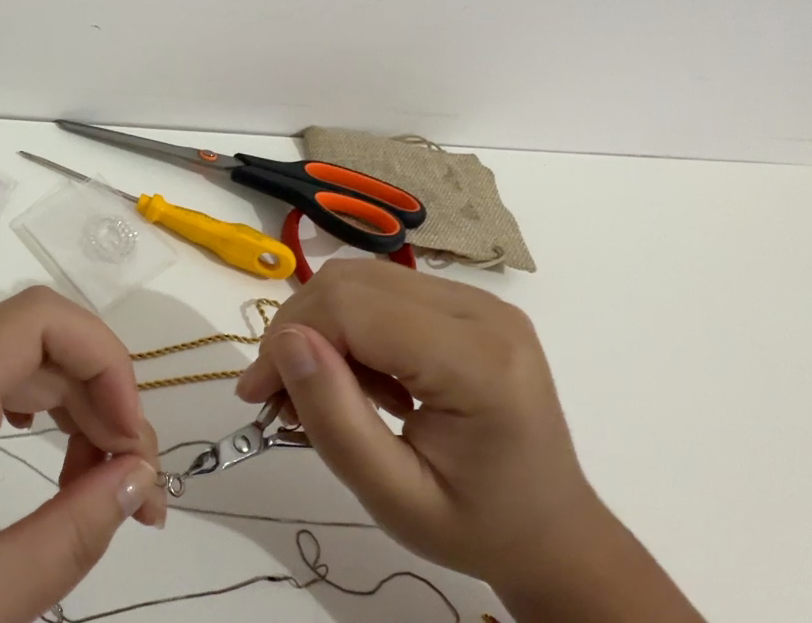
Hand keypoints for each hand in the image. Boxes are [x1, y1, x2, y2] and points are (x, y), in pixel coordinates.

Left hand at [0, 287, 167, 622]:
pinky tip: (68, 465)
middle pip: (38, 339)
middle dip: (102, 393)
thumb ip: (70, 536)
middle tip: (140, 482)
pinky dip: (48, 421)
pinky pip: (0, 394)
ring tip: (116, 484)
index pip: (38, 320)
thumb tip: (140, 475)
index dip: (105, 359)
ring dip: (81, 410)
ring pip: (24, 364)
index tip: (135, 443)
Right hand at [235, 258, 702, 621]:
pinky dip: (347, 325)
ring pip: (359, 278)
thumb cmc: (476, 526)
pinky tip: (358, 377)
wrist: (553, 533)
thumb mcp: (394, 496)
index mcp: (478, 363)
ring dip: (319, 326)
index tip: (258, 394)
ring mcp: (478, 302)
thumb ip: (335, 418)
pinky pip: (380, 289)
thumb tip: (285, 341)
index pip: (351, 310)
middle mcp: (482, 313)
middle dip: (297, 330)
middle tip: (278, 393)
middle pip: (350, 283)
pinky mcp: (468, 304)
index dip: (289, 339)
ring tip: (319, 389)